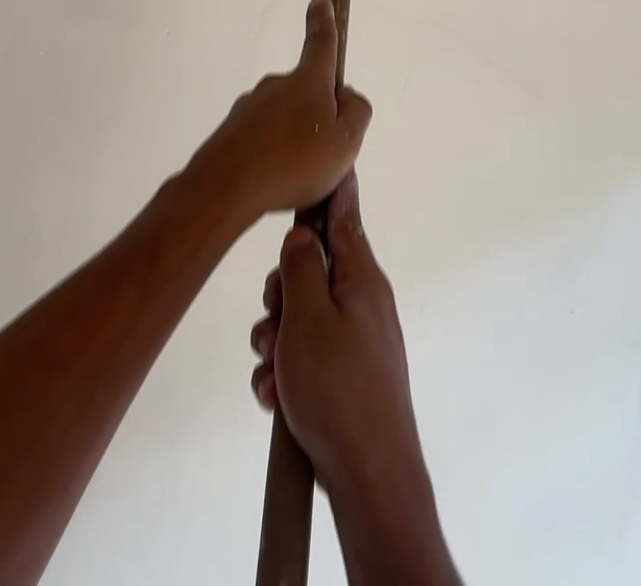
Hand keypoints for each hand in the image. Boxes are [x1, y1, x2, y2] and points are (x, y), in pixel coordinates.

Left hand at [183, 0, 371, 220]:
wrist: (226, 187)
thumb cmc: (295, 162)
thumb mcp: (347, 141)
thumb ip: (356, 112)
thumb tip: (345, 94)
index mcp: (307, 81)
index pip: (321, 44)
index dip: (324, 21)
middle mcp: (275, 86)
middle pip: (306, 94)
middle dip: (318, 117)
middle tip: (326, 157)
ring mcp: (249, 108)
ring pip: (285, 121)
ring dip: (296, 142)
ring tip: (299, 179)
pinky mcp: (231, 132)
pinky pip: (264, 141)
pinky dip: (274, 158)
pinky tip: (275, 183)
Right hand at [249, 173, 424, 495]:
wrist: (368, 475)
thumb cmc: (337, 388)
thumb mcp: (307, 318)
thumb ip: (300, 269)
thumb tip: (302, 235)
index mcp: (362, 282)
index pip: (345, 222)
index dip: (335, 194)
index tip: (337, 165)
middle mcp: (362, 306)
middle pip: (309, 276)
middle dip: (279, 298)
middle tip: (273, 324)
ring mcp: (354, 345)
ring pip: (299, 322)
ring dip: (275, 344)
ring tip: (273, 374)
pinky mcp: (344, 379)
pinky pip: (304, 360)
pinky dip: (285, 375)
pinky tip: (278, 398)